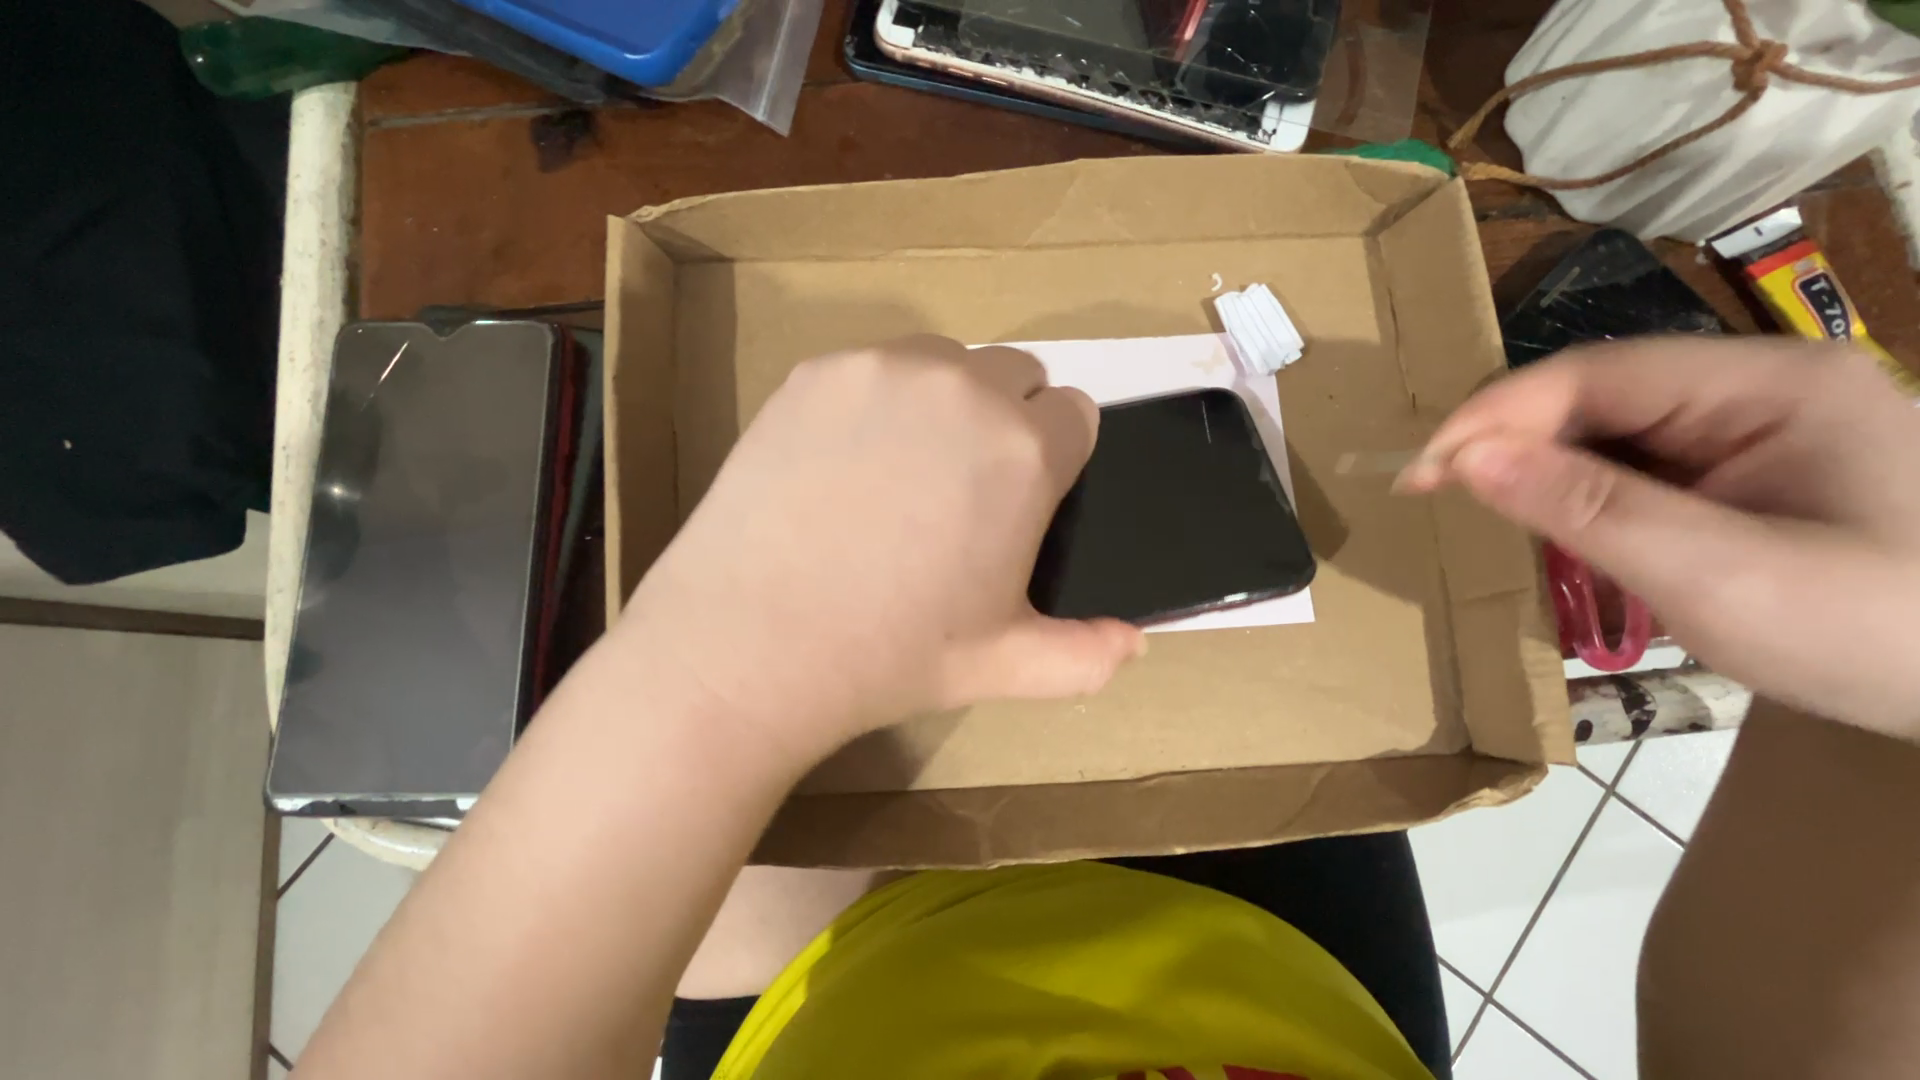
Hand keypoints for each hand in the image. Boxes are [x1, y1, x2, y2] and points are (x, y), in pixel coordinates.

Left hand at [611, 335, 1144, 759]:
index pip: (1075, 413)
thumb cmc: (893, 655)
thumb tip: (1136, 643)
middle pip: (1016, 374)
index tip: (1020, 499)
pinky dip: (873, 401)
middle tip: (959, 490)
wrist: (755, 642)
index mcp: (1027, 450)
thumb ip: (1087, 654)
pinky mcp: (817, 371)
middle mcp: (965, 389)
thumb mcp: (1006, 665)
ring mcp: (884, 370)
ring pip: (945, 361)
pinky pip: (872, 367)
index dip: (1055, 456)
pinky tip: (839, 465)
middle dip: (1005, 421)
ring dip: (943, 401)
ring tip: (900, 473)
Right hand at [1395, 337, 1919, 740]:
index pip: (1592, 374)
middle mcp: (1757, 388)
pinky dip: (1579, 500)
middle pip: (1594, 397)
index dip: (1492, 417)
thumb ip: (1586, 508)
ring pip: (1605, 432)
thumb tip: (1465, 458)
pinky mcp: (1747, 473)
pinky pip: (1634, 468)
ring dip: (1538, 472)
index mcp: (1766, 385)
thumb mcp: (1718, 575)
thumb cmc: (1881, 633)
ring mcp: (1755, 430)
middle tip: (1434, 495)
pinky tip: (1556, 532)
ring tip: (1481, 513)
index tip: (1419, 474)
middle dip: (1508, 443)